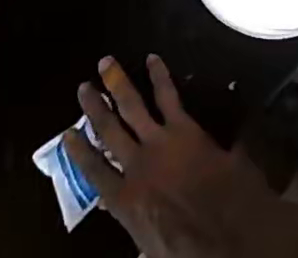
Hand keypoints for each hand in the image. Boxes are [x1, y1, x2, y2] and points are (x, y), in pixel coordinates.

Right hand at [65, 55, 274, 257]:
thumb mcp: (154, 252)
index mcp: (126, 201)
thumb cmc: (191, 251)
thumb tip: (136, 245)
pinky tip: (153, 59)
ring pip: (132, 106)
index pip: (94, 172)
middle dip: (94, 107)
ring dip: (117, 83)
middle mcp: (137, 166)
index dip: (79, 152)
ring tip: (106, 63)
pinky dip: (160, 76)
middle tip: (83, 86)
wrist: (230, 238)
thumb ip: (141, 237)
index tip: (67, 134)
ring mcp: (161, 143)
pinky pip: (169, 96)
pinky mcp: (186, 129)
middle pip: (109, 130)